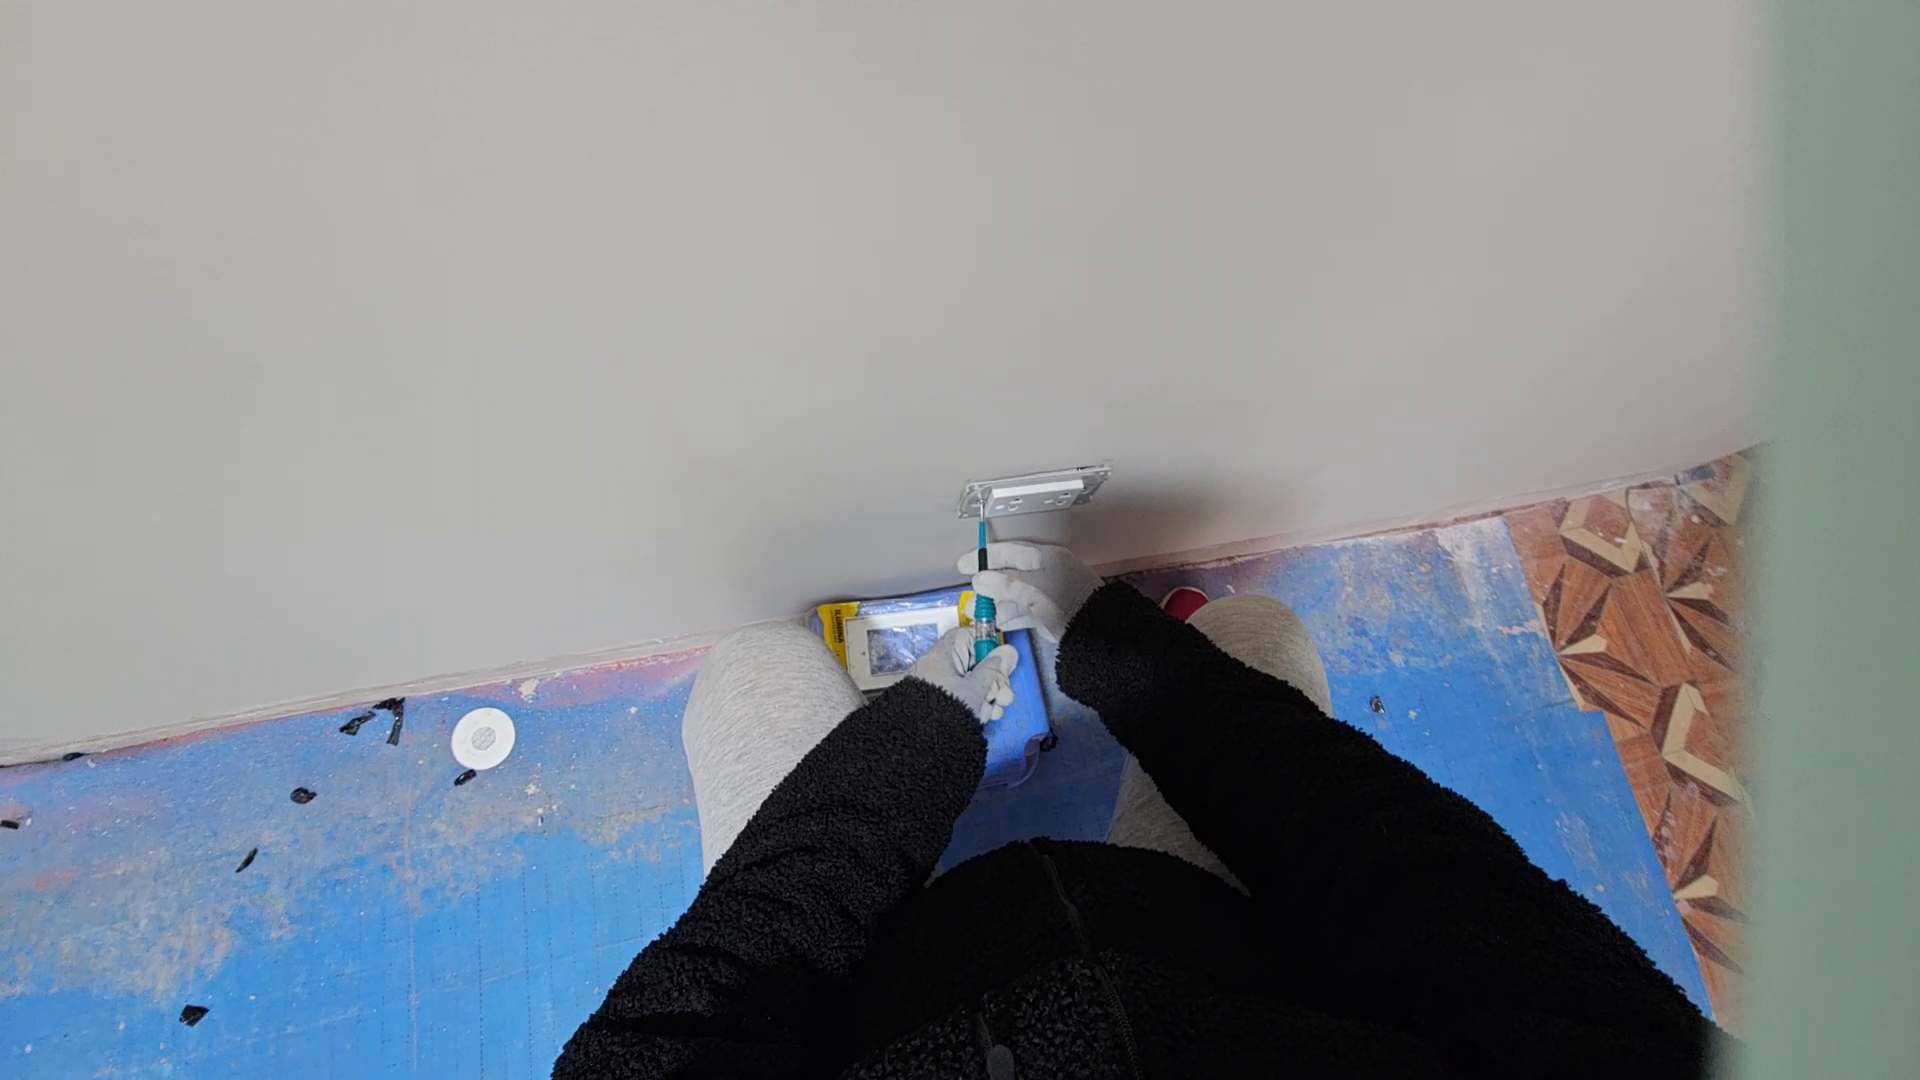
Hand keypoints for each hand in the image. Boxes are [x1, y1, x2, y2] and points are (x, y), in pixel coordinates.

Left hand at [908, 625, 1018, 722]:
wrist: (923, 747)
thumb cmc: (949, 710)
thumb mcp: (976, 688)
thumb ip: (994, 669)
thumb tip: (1008, 651)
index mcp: (942, 656)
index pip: (965, 636)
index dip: (986, 643)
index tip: (1001, 658)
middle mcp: (938, 668)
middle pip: (973, 662)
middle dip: (994, 678)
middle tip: (1004, 693)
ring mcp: (939, 688)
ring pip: (972, 683)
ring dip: (990, 694)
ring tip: (997, 707)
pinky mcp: (941, 706)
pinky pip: (964, 698)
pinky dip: (978, 705)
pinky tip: (988, 716)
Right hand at [958, 542, 1103, 642]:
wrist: (1097, 633)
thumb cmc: (1066, 603)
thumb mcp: (1033, 591)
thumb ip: (1005, 585)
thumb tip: (979, 579)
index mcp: (1046, 557)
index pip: (1009, 551)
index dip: (985, 557)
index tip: (964, 565)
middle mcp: (1047, 571)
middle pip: (1011, 574)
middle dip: (988, 586)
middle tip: (971, 596)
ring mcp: (1049, 592)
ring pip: (1016, 594)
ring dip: (997, 604)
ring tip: (979, 614)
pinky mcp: (1051, 612)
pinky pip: (1025, 609)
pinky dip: (1011, 615)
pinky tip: (998, 622)